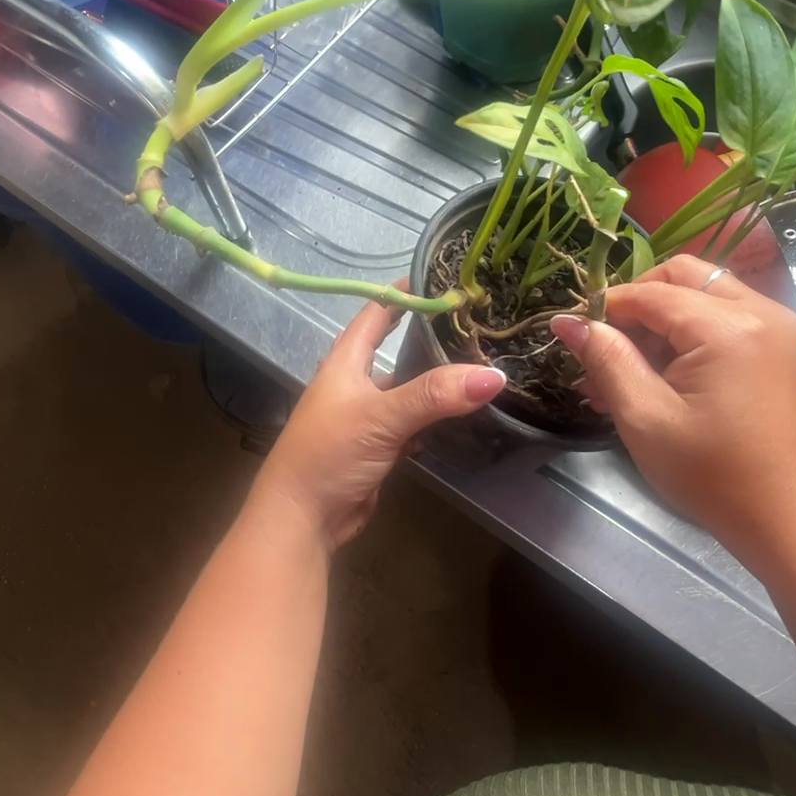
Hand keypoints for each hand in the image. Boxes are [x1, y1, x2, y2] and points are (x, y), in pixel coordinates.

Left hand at [251, 298, 506, 549]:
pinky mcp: (377, 449)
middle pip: (396, 351)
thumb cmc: (328, 454)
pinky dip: (434, 420)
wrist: (302, 519)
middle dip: (430, 338)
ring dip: (436, 382)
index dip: (402, 292)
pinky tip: (462, 417)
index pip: (375, 313)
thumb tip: (493, 375)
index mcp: (345, 363)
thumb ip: (434, 395)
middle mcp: (355, 385)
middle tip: (474, 325)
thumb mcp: (380, 417)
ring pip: (408, 391)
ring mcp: (366, 418)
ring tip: (479, 366)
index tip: (439, 277)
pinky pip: (412, 426)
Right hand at [549, 255, 795, 544]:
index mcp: (728, 327)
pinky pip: (722, 318)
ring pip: (701, 294)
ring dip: (658, 323)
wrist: (781, 517)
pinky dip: (686, 335)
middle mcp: (760, 311)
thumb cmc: (709, 473)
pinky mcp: (776, 347)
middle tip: (606, 350)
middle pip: (682, 276)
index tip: (574, 337)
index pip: (651, 292)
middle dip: (637, 305)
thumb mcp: (645, 418)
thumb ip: (606, 359)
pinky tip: (657, 377)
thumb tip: (567, 320)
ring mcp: (774, 327)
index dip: (606, 309)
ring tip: (623, 374)